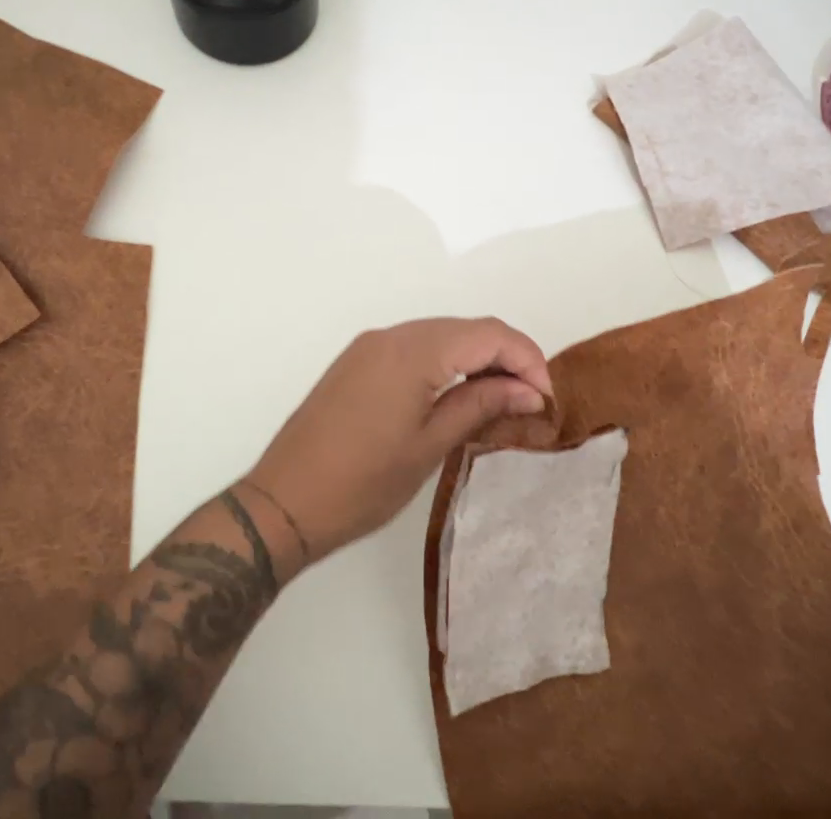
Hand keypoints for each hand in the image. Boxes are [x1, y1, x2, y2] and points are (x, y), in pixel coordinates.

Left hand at [245, 318, 553, 568]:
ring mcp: (368, 347)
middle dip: (505, 357)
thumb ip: (480, 405)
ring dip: (475, 360)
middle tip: (529, 402)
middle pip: (465, 328)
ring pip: (440, 336)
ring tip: (500, 402)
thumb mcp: (430, 446)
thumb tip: (528, 391)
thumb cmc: (362, 483)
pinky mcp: (355, 363)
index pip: (488, 334)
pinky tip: (457, 395)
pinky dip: (444, 364)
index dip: (527, 359)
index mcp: (412, 351)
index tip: (546, 399)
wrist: (284, 503)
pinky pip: (413, 348)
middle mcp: (389, 336)